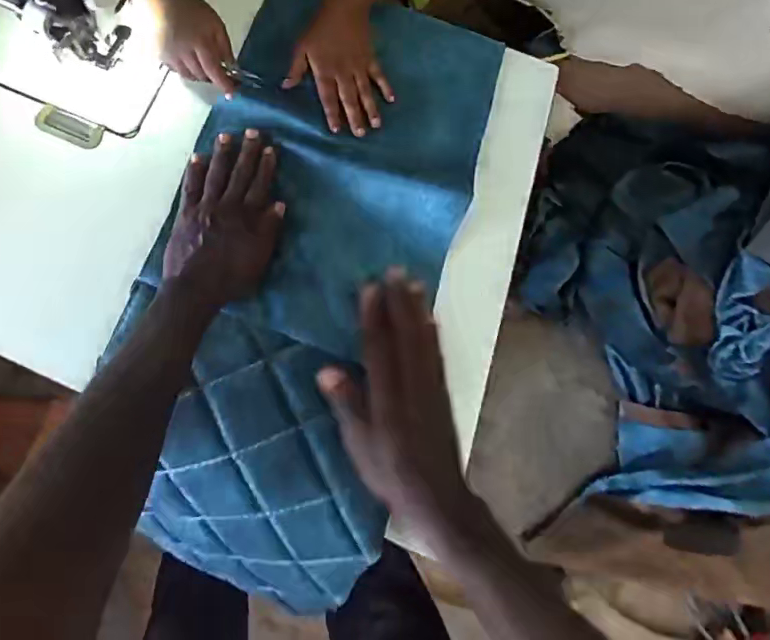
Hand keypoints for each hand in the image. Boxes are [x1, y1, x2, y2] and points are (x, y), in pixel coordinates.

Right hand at [148, 0, 237, 95]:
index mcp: (200, 44)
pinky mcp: (158, 56)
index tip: (231, 93)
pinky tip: (187, 59)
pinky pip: (175, 70)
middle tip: (218, 74)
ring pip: (187, 76)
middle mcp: (183, 54)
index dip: (223, 84)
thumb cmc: (192, 8)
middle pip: (201, 76)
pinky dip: (184, 69)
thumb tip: (231, 66)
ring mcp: (169, 56)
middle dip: (212, 77)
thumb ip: (224, 45)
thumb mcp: (215, 23)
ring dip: (198, 75)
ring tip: (202, 65)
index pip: (214, 71)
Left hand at [162, 130, 284, 308]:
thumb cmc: (231, 279)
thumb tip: (279, 204)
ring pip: (216, 175)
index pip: (259, 185)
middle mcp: (227, 206)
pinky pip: (190, 187)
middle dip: (247, 152)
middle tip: (253, 131)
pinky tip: (197, 157)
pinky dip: (194, 171)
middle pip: (239, 174)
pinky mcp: (185, 214)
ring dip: (222, 154)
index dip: (265, 166)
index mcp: (247, 217)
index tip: (270, 148)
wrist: (194, 290)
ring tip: (226, 136)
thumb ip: (269, 230)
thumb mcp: (259, 258)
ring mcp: (204, 208)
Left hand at [283, 0, 394, 135]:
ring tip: (376, 125)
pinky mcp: (370, 58)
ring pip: (365, 92)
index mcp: (325, 72)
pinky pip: (379, 76)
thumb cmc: (319, 28)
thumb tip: (286, 86)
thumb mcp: (301, 47)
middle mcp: (343, 73)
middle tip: (360, 135)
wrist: (344, 9)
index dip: (332, 114)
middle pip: (349, 99)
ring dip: (370, 109)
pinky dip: (385, 87)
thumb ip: (296, 68)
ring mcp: (359, 67)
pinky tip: (391, 99)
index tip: (336, 129)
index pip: (328, 98)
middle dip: (354, 118)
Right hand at [318, 270, 474, 542]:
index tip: (369, 286)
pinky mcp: (443, 392)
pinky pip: (437, 353)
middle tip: (394, 270)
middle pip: (405, 336)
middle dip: (399, 302)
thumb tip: (327, 369)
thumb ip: (347, 406)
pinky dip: (433, 331)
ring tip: (412, 281)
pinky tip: (431, 315)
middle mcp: (413, 387)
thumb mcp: (360, 447)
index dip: (373, 317)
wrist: (439, 499)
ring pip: (424, 340)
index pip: (379, 350)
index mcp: (388, 401)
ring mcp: (432, 388)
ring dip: (417, 309)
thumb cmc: (391, 475)